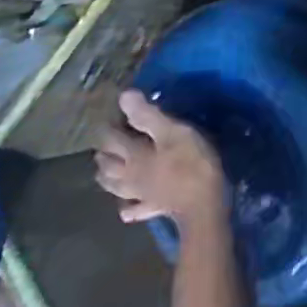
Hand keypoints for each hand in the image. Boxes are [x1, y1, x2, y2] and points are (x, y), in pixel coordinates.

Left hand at [95, 91, 226, 228]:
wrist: (202, 204)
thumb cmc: (191, 163)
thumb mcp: (173, 132)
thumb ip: (148, 115)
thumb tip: (123, 97)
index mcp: (133, 155)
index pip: (111, 138)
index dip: (109, 126)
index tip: (114, 115)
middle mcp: (129, 176)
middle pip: (107, 164)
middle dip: (103, 151)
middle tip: (107, 142)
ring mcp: (139, 195)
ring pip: (113, 186)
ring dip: (106, 176)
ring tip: (105, 169)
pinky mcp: (152, 208)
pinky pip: (133, 209)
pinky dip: (126, 206)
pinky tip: (125, 206)